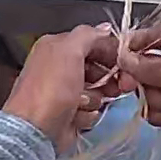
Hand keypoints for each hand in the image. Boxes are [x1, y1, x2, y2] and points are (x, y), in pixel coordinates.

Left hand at [3, 24, 124, 149]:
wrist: (35, 131)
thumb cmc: (51, 89)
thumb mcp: (69, 51)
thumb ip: (88, 35)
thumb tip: (105, 28)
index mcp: (56, 48)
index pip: (92, 42)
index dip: (110, 51)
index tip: (124, 61)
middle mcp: (60, 68)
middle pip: (98, 68)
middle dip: (107, 77)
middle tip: (116, 85)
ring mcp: (65, 93)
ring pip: (97, 91)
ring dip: (94, 98)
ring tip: (82, 102)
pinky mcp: (70, 114)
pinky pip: (90, 111)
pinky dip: (86, 114)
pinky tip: (75, 116)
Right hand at [117, 26, 160, 153]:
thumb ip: (153, 67)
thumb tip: (124, 57)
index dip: (141, 40)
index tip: (120, 50)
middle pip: (147, 63)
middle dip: (141, 77)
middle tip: (128, 84)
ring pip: (146, 87)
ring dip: (157, 100)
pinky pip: (149, 106)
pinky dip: (159, 113)